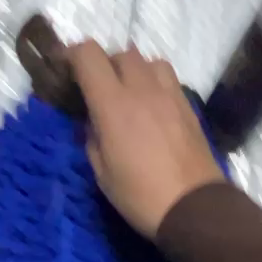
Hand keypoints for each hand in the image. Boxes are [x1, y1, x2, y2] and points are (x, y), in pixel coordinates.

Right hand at [69, 40, 225, 237]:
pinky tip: (154, 108)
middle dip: (106, 65)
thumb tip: (94, 122)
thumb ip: (92, 138)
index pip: (88, 55)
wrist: (194, 208)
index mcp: (113, 105)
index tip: (67, 71)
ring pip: (149, 61)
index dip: (73, 56)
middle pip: (121, 53)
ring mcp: (170, 95)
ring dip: (136, 71)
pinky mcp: (189, 107)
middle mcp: (142, 90)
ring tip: (132, 95)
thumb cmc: (141, 197)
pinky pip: (169, 80)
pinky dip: (156, 84)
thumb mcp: (103, 174)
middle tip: (101, 90)